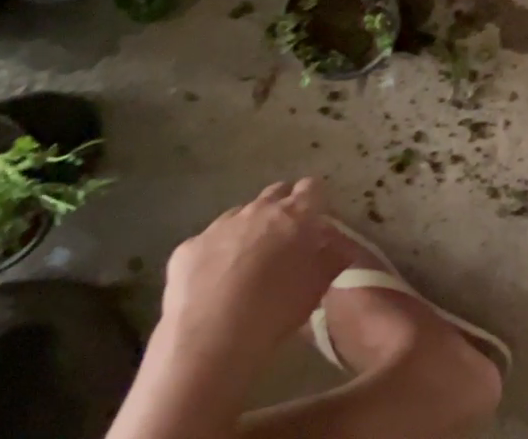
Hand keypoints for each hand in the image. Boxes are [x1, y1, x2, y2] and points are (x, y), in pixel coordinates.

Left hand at [154, 178, 361, 372]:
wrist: (209, 341)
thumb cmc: (276, 311)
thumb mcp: (317, 287)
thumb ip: (331, 258)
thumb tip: (339, 246)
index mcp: (295, 215)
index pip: (312, 187)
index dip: (314, 200)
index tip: (315, 219)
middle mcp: (257, 210)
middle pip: (275, 193)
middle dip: (282, 209)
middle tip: (284, 240)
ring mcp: (219, 226)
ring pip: (240, 215)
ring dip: (248, 230)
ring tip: (247, 265)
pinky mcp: (188, 247)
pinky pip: (208, 241)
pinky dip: (215, 253)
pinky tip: (214, 283)